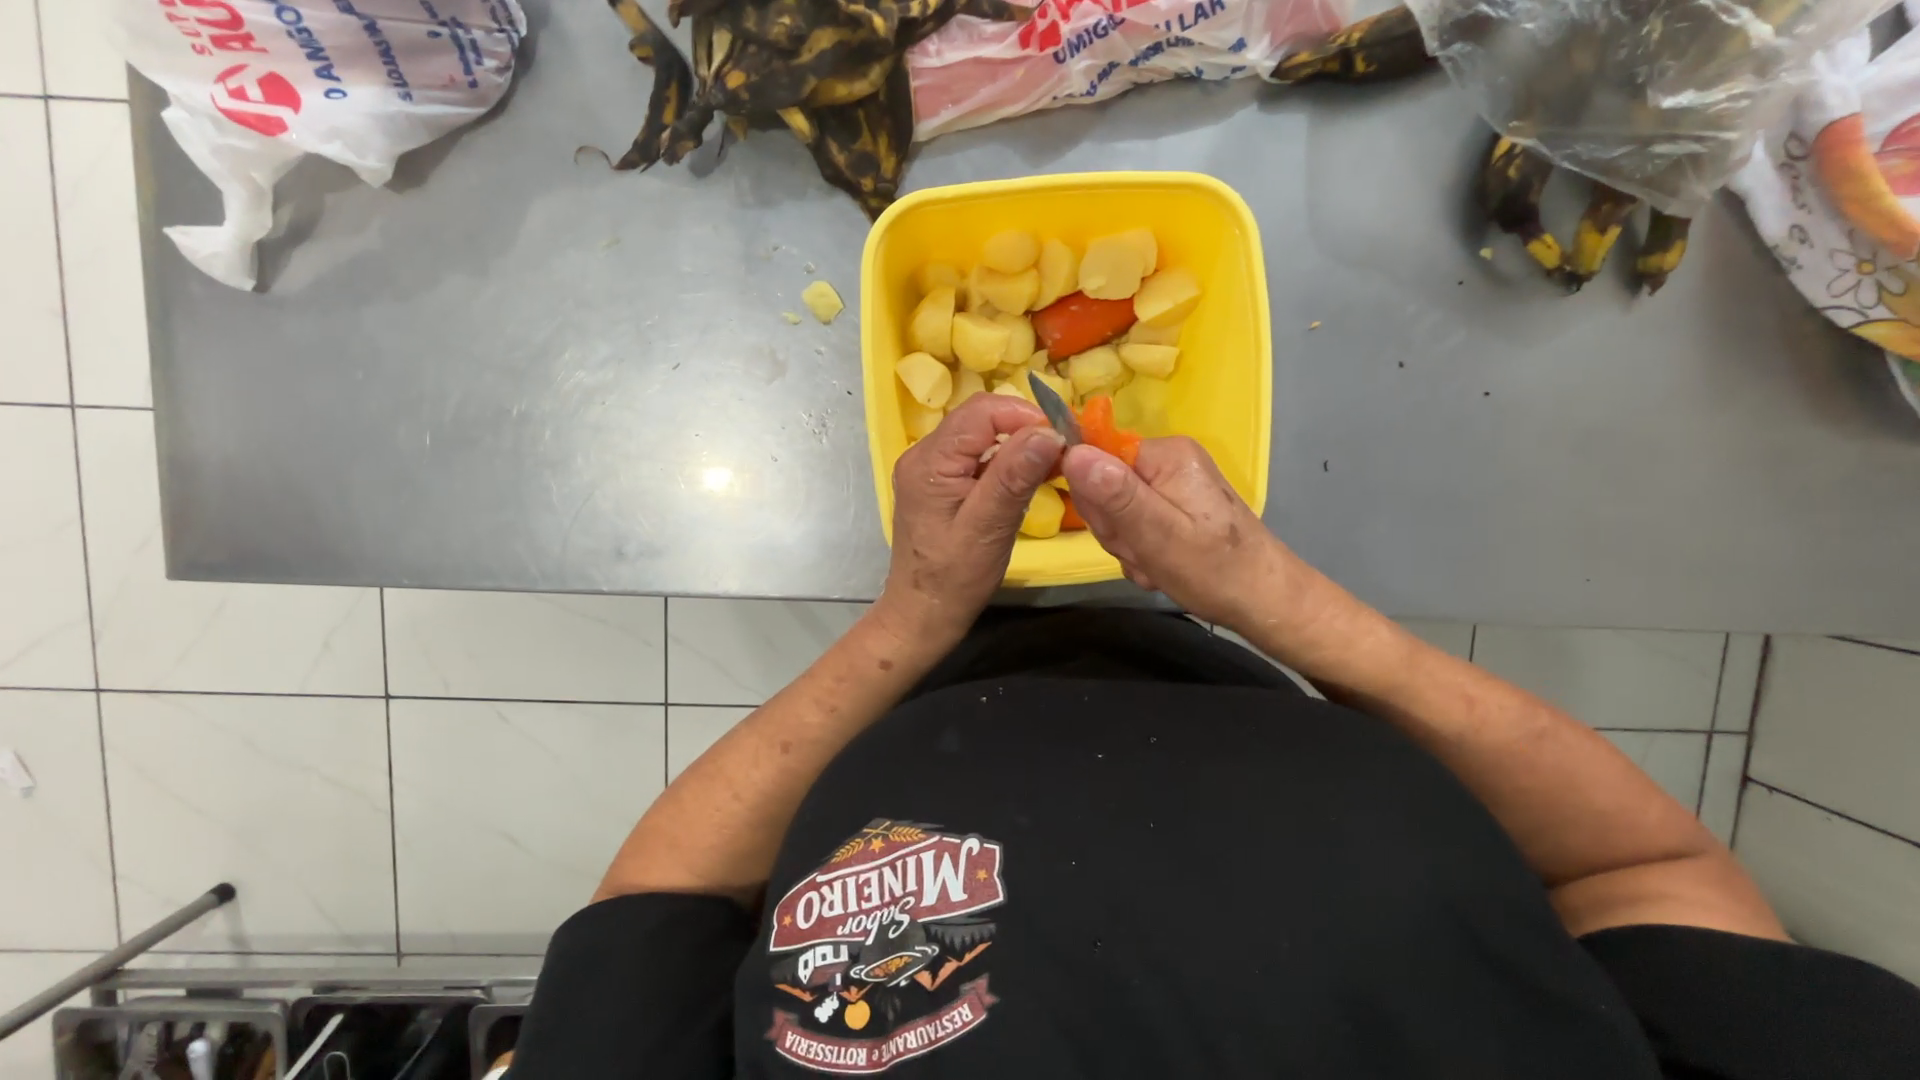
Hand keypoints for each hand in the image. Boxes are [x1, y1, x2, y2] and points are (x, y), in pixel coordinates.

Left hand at [875, 394, 1065, 648]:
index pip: (981, 412)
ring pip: (981, 437)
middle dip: (1025, 428)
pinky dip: (1006, 462)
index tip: (1063, 437)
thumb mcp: (988, 528)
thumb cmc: (953, 578)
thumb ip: (1014, 477)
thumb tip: (1049, 432)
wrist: (923, 614)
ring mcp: (931, 470)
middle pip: (980, 419)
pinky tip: (1031, 478)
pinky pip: (977, 458)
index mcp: (929, 461)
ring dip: (1019, 445)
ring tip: (1054, 464)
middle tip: (1065, 450)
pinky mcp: (941, 484)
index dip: (1025, 415)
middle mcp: (924, 455)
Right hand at [1059, 436, 1312, 628]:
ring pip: (1117, 514)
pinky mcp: (1176, 509)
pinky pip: (1135, 527)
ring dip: (1129, 546)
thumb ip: (1115, 495)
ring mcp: (1173, 486)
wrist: (1266, 602)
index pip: (1096, 460)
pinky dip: (1142, 552)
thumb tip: (1072, 452)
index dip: (1097, 501)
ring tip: (1157, 564)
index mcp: (1165, 454)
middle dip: (1116, 530)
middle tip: (1144, 553)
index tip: (1122, 532)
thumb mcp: (1158, 535)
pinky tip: (1162, 568)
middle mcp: (1168, 462)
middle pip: (1104, 488)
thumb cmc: (1216, 569)